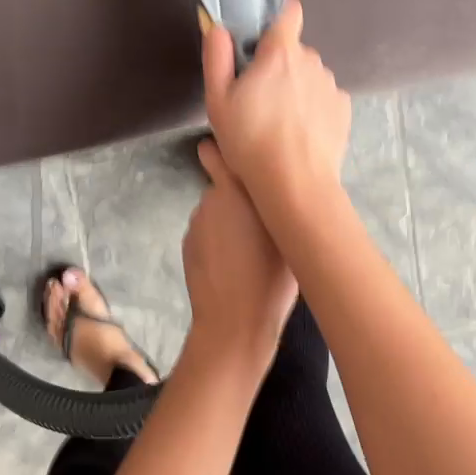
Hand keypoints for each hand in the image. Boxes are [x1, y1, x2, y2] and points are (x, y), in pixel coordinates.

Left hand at [181, 140, 296, 363]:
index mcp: (238, 189)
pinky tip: (233, 263)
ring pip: (216, 209)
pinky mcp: (187, 243)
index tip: (240, 155)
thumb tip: (277, 186)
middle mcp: (212, 198)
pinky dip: (218, 240)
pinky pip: (206, 232)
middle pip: (223, 183)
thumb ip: (279, 202)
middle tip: (260, 219)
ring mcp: (196, 222)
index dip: (226, 150)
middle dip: (236, 194)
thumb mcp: (288, 235)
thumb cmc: (271, 279)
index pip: (218, 151)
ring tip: (250, 249)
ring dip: (228, 220)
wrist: (233, 324)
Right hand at [202, 0, 351, 202]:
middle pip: (293, 51)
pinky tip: (298, 133)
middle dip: (277, 65)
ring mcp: (331, 86)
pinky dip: (312, 107)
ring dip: (295, 87)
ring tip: (278, 121)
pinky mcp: (343, 110)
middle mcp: (312, 61)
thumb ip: (217, 57)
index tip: (260, 41)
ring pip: (309, 75)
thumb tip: (219, 28)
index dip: (275, 20)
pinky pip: (323, 97)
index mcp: (280, 53)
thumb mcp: (218, 100)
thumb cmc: (249, 140)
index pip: (289, 11)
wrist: (294, 183)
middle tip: (257, 97)